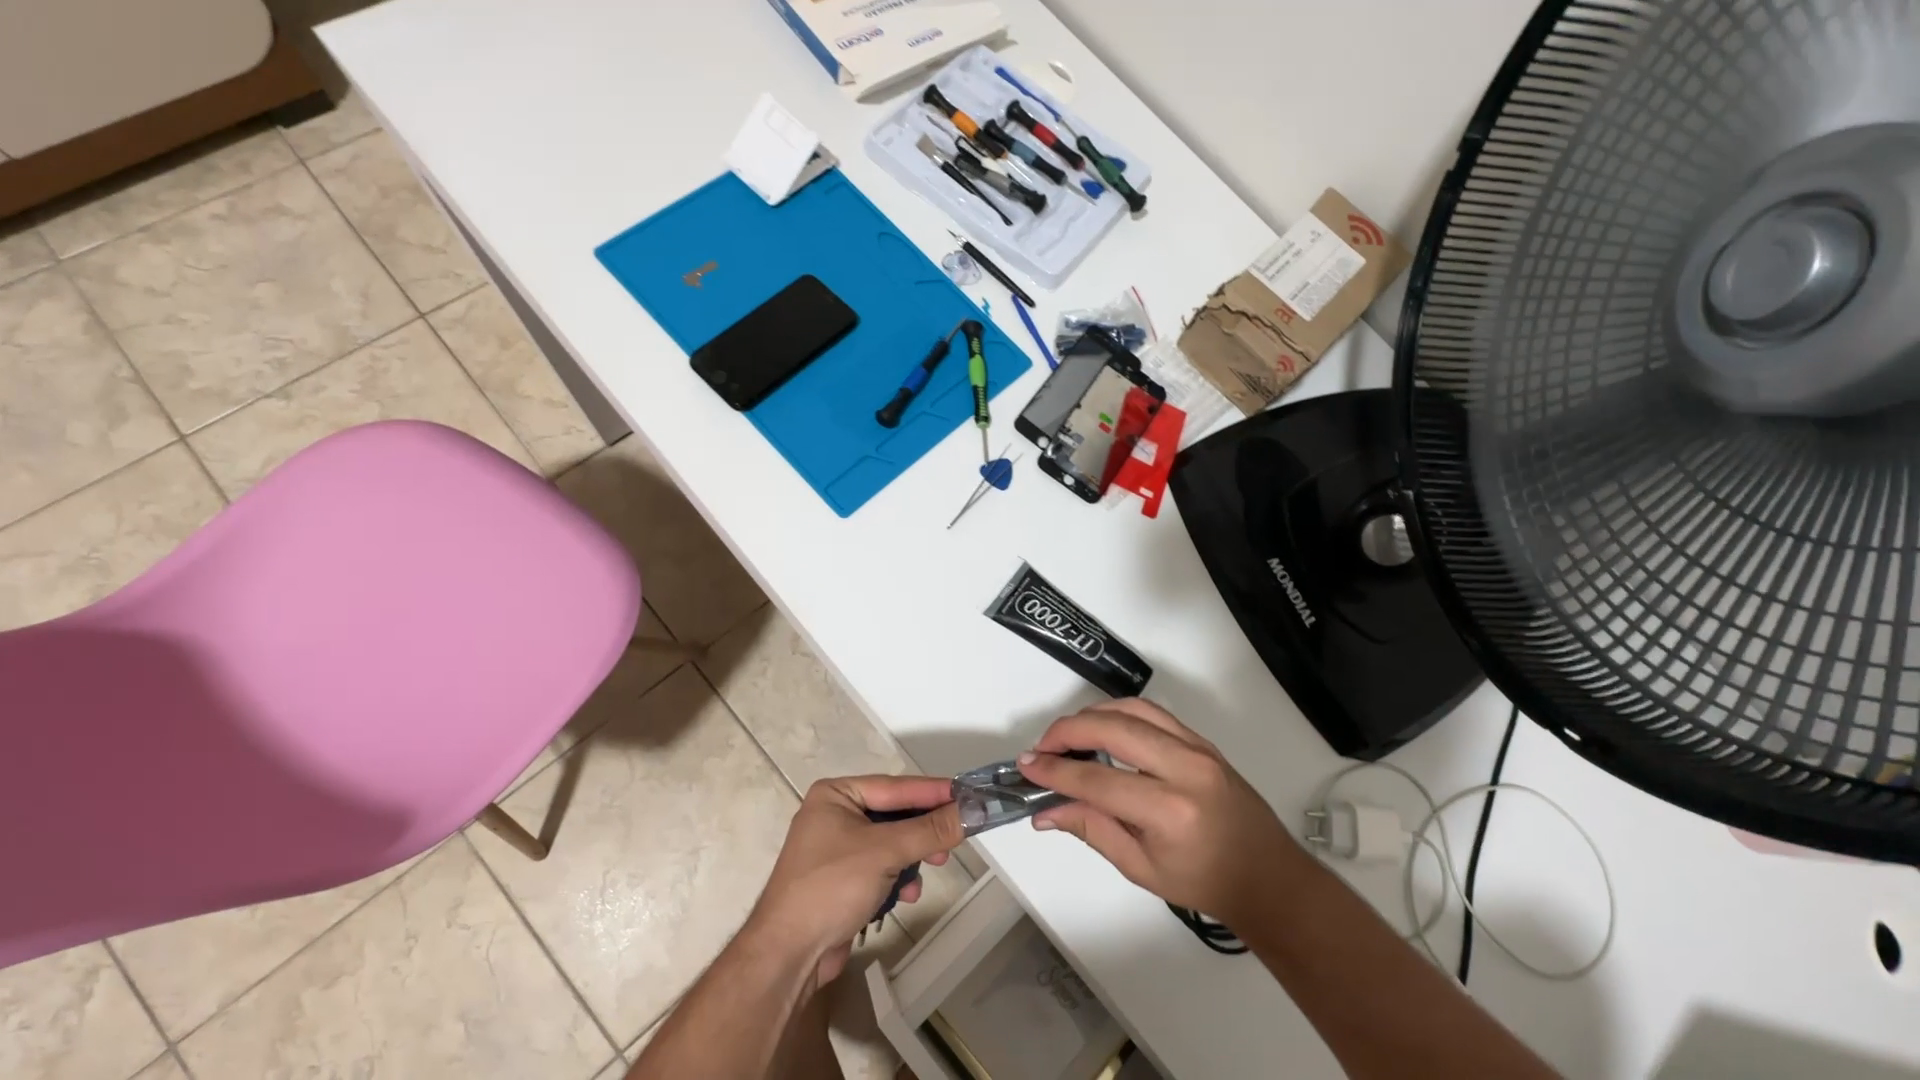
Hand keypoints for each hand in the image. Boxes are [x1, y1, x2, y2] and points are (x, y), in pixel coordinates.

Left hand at [746, 775, 963, 984]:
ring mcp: (837, 849)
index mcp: (835, 794)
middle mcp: (835, 815)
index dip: (935, 792)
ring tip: (932, 868)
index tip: (971, 794)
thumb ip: (931, 829)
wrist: (789, 953)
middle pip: (895, 815)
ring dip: (912, 859)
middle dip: (923, 831)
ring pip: (892, 843)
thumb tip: (974, 810)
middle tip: (954, 839)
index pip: (896, 786)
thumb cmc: (831, 887)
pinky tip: (905, 896)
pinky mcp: (843, 880)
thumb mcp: (885, 851)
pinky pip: (882, 867)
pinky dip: (897, 879)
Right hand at [1018, 699, 1301, 926]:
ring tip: (1067, 737)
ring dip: (1092, 716)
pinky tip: (1101, 730)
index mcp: (1169, 810)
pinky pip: (1153, 713)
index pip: (1097, 779)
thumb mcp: (1140, 868)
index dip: (1055, 771)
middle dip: (1067, 731)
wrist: (1266, 875)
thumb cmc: (1203, 882)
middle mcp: (1185, 769)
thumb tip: (1044, 811)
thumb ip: (1091, 829)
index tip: (1026, 766)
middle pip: (1112, 728)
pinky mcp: (1202, 741)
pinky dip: (1119, 714)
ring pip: (1132, 709)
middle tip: (1042, 749)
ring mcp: (1198, 748)